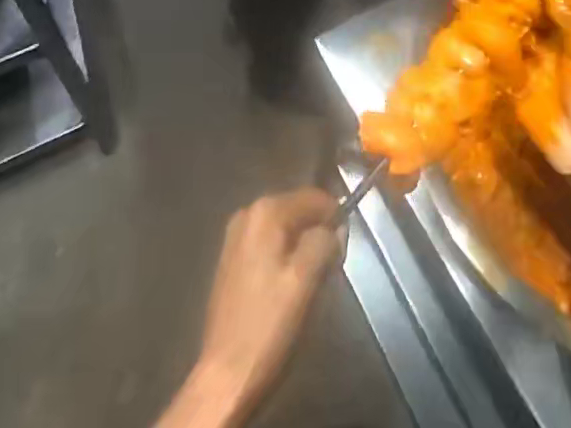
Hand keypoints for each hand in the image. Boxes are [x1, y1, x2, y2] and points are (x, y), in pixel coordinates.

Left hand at [194, 189, 340, 409]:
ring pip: (285, 229)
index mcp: (265, 212)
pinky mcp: (232, 261)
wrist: (226, 373)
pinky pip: (270, 245)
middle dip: (318, 233)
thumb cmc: (269, 322)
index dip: (335, 217)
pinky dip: (285, 257)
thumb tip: (334, 229)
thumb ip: (324, 242)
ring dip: (303, 247)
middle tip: (331, 266)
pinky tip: (290, 286)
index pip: (314, 197)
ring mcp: (235, 237)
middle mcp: (247, 214)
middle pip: (298, 211)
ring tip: (313, 279)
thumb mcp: (306, 278)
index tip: (345, 246)